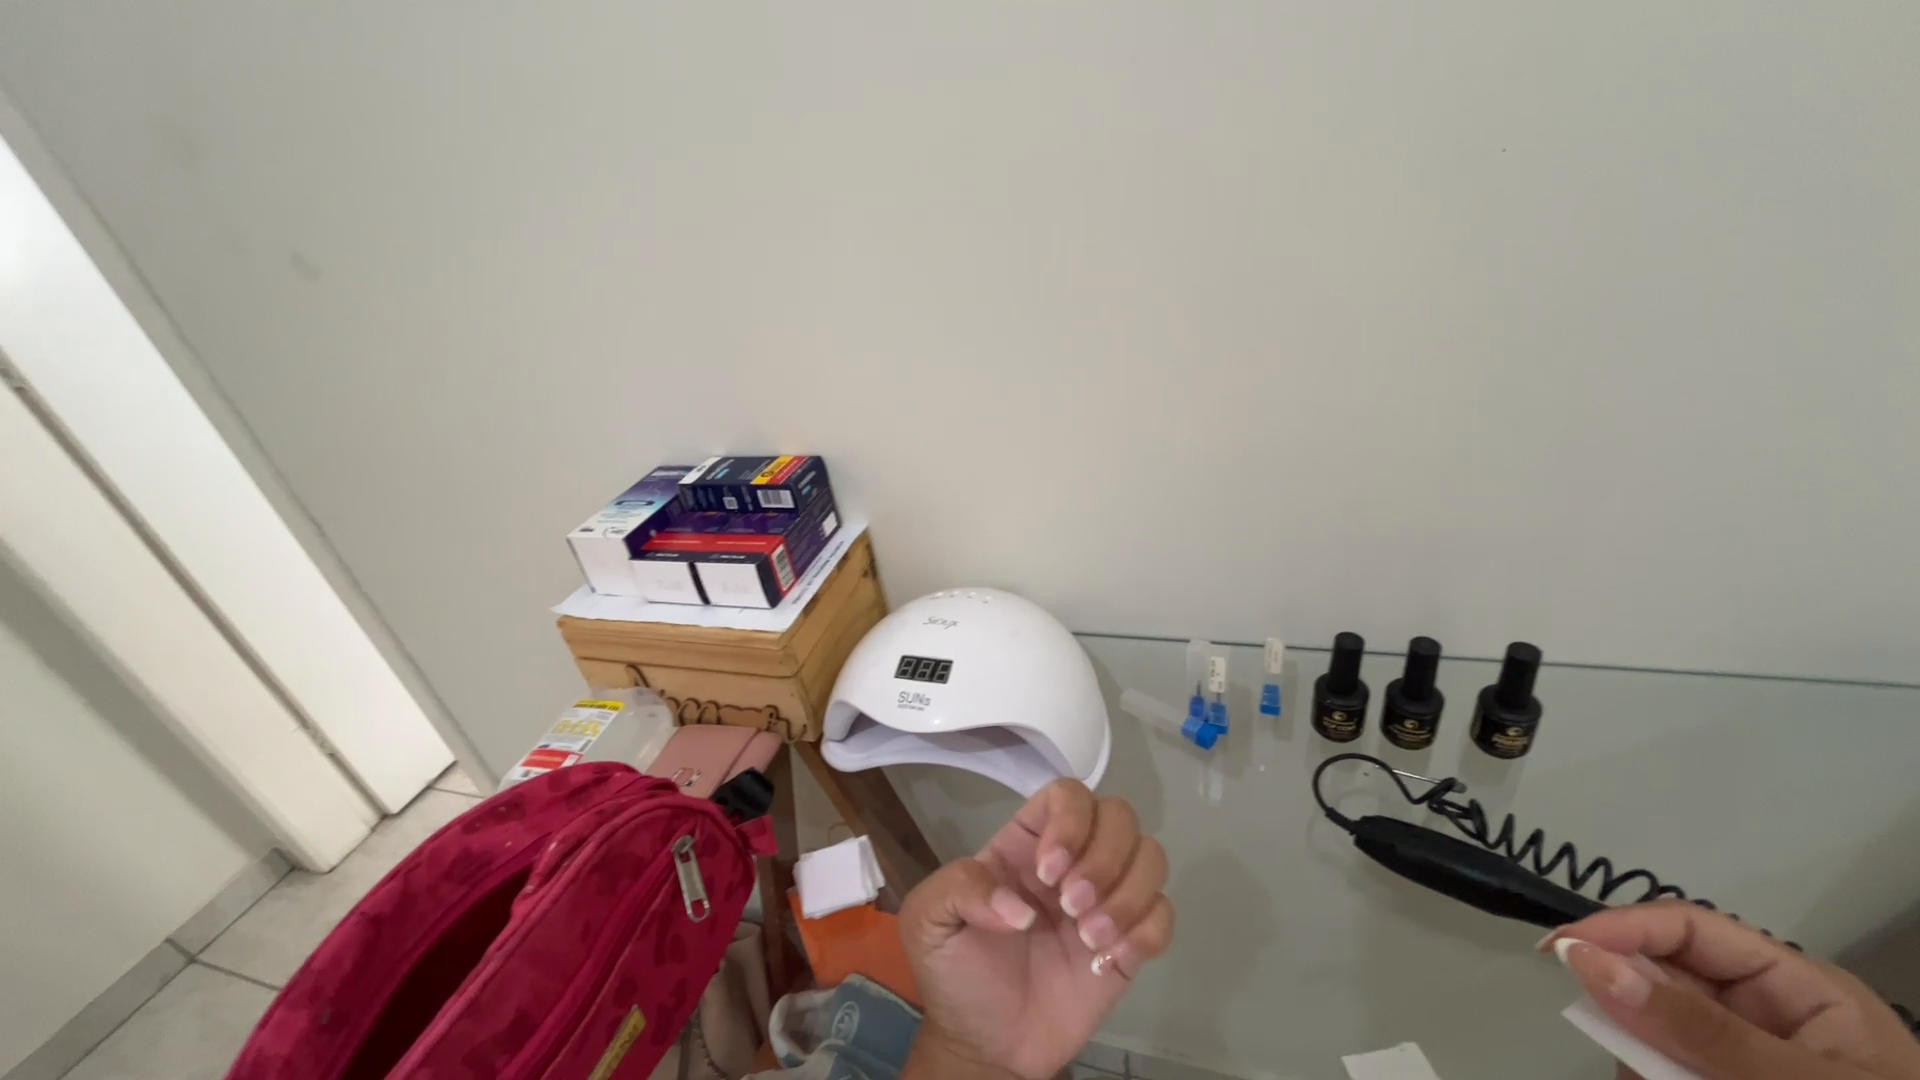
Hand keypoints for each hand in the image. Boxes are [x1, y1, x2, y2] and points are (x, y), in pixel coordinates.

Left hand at [897, 780, 1173, 1079]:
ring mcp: (1105, 899)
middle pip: (1118, 816)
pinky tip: (1110, 959)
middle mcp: (1072, 860)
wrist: (986, 1045)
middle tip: (1071, 908)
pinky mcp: (1129, 942)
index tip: (1047, 873)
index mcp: (1026, 842)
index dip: (1069, 821)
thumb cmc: (956, 973)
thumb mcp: (927, 920)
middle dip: (1103, 859)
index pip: (1067, 794)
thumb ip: (960, 890)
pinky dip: (1146, 931)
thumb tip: (1019, 907)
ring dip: (1128, 895)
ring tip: (1090, 939)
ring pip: (1150, 856)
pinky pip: (1163, 914)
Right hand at [1543, 901, 1919, 1078]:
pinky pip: (1661, 1065)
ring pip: (1651, 1023)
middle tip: (1609, 1035)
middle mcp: (1764, 1010)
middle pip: (1661, 973)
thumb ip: (1700, 1028)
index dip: (1619, 926)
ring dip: (1638, 1051)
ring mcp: (1742, 1054)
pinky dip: (1646, 1074)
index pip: (1687, 926)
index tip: (1558, 949)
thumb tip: (1585, 959)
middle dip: (1626, 1000)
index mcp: (1800, 987)